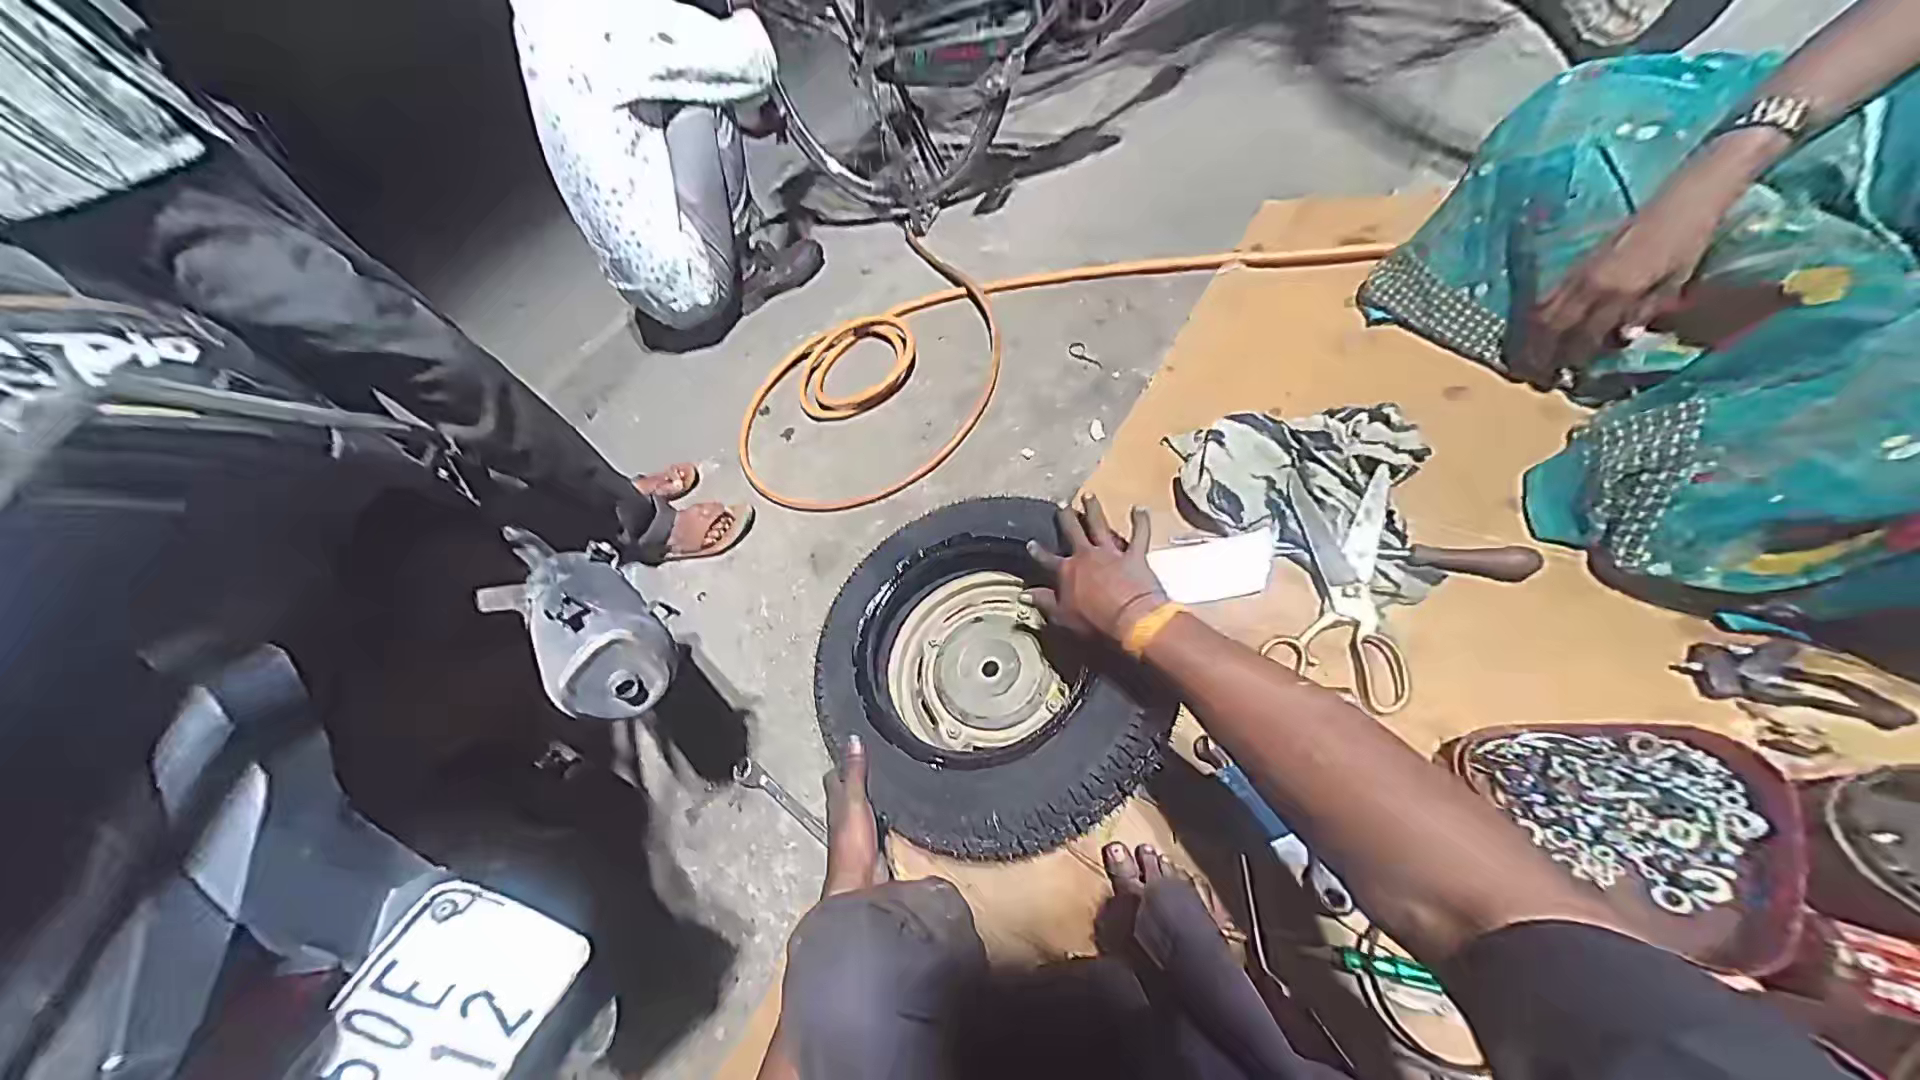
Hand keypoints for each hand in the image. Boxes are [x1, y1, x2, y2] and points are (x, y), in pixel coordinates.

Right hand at [1024, 495, 1167, 643]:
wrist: (1131, 619)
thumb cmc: (1095, 622)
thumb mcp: (1062, 617)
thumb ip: (1044, 602)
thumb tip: (1025, 595)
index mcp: (1067, 571)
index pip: (1047, 559)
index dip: (1038, 551)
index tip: (1031, 543)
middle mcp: (1086, 555)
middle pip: (1073, 531)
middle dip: (1065, 517)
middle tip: (1061, 504)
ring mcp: (1111, 552)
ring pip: (1100, 525)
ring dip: (1094, 510)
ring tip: (1089, 496)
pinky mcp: (1134, 555)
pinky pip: (1139, 534)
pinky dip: (1140, 521)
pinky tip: (1139, 508)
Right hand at [1514, 188, 1719, 388]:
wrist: (1684, 198)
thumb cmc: (1690, 239)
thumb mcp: (1678, 279)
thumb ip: (1647, 310)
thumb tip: (1622, 339)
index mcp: (1619, 290)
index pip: (1586, 336)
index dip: (1574, 359)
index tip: (1567, 378)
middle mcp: (1589, 285)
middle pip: (1552, 330)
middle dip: (1541, 356)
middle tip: (1537, 377)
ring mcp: (1576, 275)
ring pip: (1539, 317)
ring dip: (1530, 341)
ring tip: (1526, 360)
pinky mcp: (1572, 268)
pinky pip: (1543, 300)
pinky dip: (1532, 321)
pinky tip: (1532, 333)